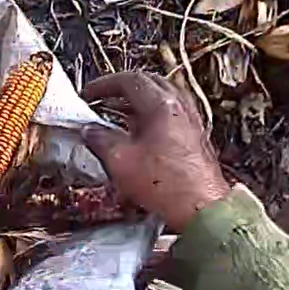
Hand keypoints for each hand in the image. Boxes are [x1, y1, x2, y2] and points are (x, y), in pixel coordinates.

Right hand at [81, 72, 231, 232]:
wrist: (200, 209)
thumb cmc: (166, 185)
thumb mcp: (120, 161)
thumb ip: (100, 139)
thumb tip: (90, 130)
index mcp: (163, 105)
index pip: (130, 80)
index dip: (103, 85)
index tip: (88, 94)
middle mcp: (181, 108)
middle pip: (149, 83)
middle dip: (121, 89)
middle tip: (102, 99)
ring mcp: (191, 122)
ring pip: (161, 99)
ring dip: (137, 103)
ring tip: (117, 116)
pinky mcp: (195, 139)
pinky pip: (170, 116)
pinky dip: (150, 117)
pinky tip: (138, 134)